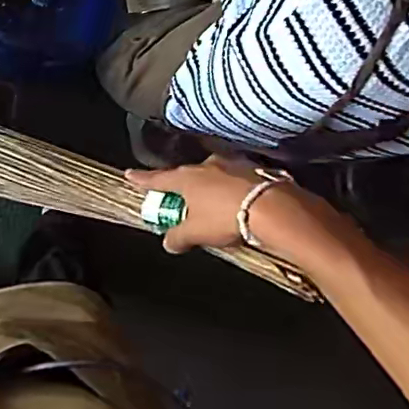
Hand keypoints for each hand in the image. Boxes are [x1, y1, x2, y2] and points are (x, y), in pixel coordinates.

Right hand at [125, 156, 370, 278]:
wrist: (279, 211)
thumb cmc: (228, 218)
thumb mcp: (197, 233)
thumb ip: (179, 237)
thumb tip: (169, 243)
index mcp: (185, 179)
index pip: (156, 179)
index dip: (141, 179)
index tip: (129, 175)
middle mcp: (205, 166)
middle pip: (185, 175)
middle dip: (180, 185)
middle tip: (178, 199)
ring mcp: (232, 165)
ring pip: (213, 174)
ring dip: (210, 186)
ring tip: (213, 204)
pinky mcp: (257, 170)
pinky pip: (237, 179)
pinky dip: (234, 188)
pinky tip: (241, 202)